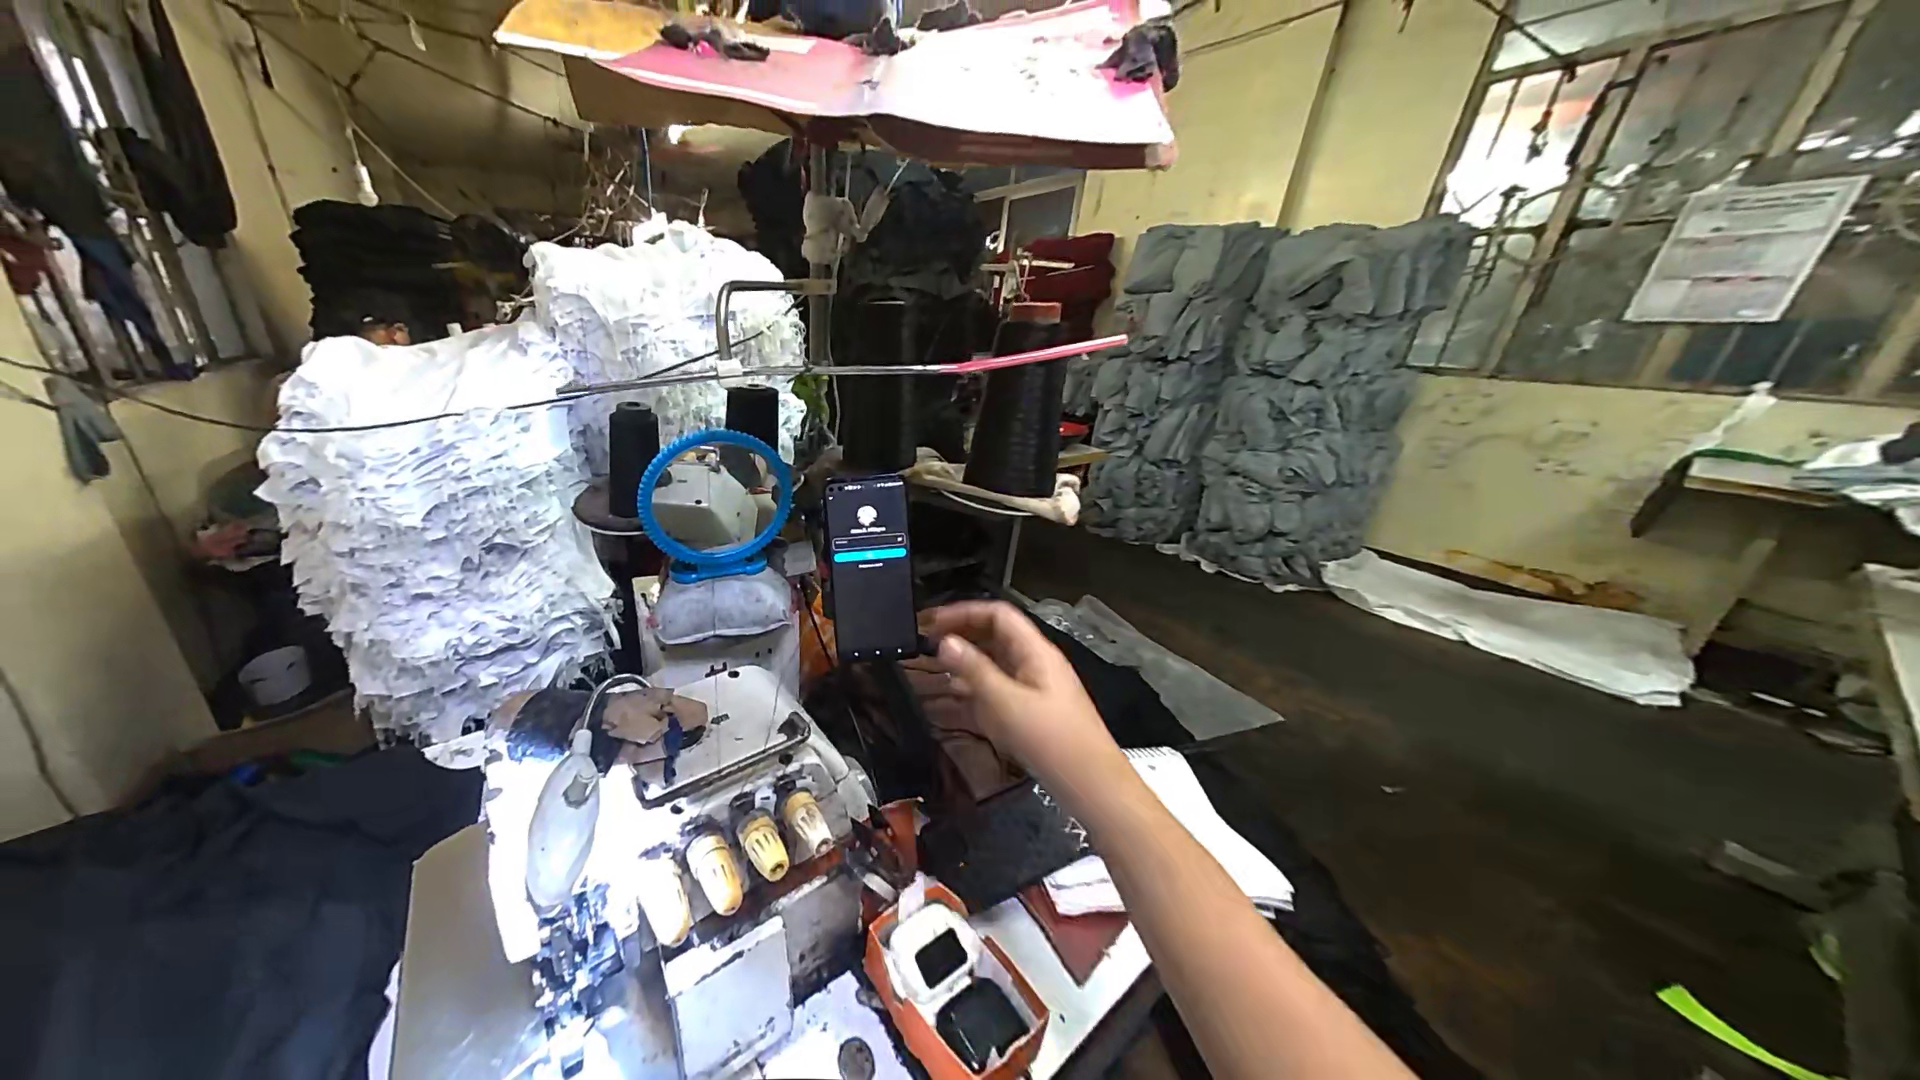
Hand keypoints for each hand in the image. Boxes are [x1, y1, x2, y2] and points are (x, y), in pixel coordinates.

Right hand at [918, 601, 1127, 793]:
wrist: (1089, 783)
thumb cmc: (1053, 741)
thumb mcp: (1005, 702)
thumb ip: (974, 670)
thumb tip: (947, 643)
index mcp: (1035, 651)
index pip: (997, 614)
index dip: (963, 612)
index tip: (934, 622)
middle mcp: (1036, 663)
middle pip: (995, 636)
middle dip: (960, 636)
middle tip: (928, 642)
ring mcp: (1034, 686)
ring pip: (994, 662)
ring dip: (965, 662)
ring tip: (933, 668)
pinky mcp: (1031, 709)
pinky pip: (998, 687)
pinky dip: (974, 686)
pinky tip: (954, 698)